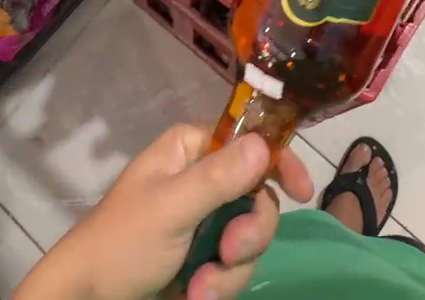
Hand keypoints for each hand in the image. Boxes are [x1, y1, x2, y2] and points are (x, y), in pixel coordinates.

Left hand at [20, 126, 315, 299]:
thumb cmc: (122, 242)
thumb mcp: (170, 208)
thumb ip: (218, 178)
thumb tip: (264, 143)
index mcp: (191, 149)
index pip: (247, 140)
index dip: (278, 160)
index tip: (302, 191)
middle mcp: (202, 178)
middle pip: (257, 195)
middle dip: (249, 232)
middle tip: (228, 253)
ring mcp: (205, 219)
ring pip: (251, 236)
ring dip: (230, 270)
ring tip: (200, 288)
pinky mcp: (205, 257)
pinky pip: (236, 266)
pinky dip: (220, 286)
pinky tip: (196, 296)